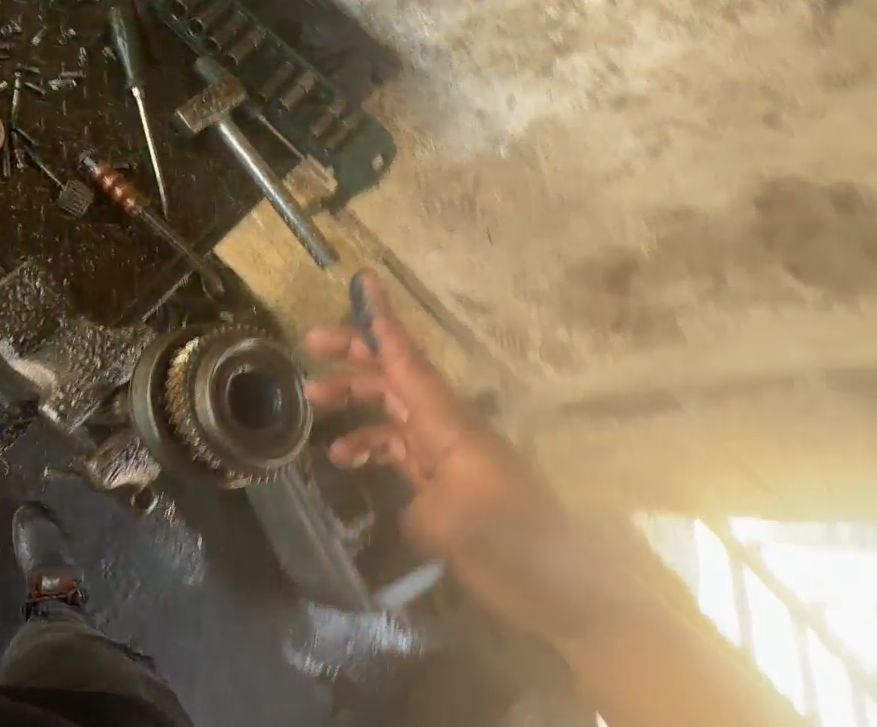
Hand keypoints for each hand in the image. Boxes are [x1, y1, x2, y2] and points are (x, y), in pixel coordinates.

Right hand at [304, 272, 584, 636]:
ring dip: (350, 399)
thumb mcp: (465, 524)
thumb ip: (423, 504)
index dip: (384, 322)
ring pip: (386, 408)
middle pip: (392, 376)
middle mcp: (444, 429)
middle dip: (352, 354)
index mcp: (452, 424)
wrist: (567, 595)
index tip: (364, 281)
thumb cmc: (522, 546)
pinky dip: (363, 444)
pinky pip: (392, 446)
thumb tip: (405, 506)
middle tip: (308, 345)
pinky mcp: (438, 483)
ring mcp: (441, 456)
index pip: (409, 362)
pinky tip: (342, 458)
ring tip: (311, 404)